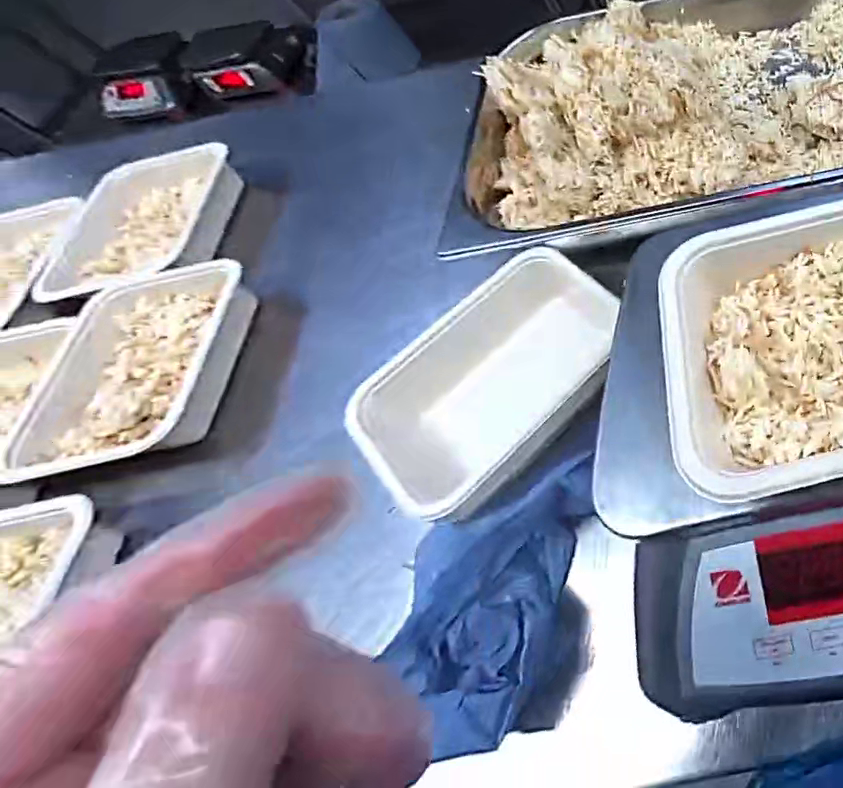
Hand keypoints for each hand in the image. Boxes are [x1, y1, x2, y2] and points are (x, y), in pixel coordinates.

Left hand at [0, 475, 430, 787]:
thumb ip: (175, 769)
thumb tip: (257, 618)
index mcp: (2, 779)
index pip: (95, 632)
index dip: (216, 547)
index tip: (334, 498)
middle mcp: (68, 774)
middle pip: (210, 666)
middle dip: (319, 679)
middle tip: (389, 745)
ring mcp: (154, 782)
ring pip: (269, 699)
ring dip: (344, 715)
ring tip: (386, 764)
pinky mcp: (217, 784)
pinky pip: (296, 739)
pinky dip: (345, 742)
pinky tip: (371, 762)